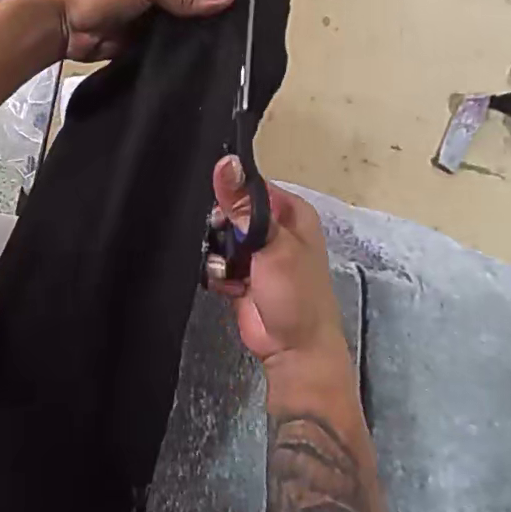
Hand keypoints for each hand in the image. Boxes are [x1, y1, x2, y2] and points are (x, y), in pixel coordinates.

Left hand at [20, 0, 234, 61]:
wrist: (60, 22)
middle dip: (206, 12)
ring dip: (190, 32)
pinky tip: (186, 56)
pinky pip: (169, 42)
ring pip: (185, 22)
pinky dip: (176, 48)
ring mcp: (152, 9)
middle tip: (218, 31)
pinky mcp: (144, 35)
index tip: (225, 8)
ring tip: (203, 45)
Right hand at [205, 155, 344, 364]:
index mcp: (291, 213)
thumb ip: (244, 206)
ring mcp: (256, 254)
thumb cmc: (295, 293)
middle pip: (231, 211)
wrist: (293, 348)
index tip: (215, 204)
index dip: (230, 191)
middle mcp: (274, 228)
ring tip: (225, 268)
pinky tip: (225, 284)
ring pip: (220, 237)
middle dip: (219, 226)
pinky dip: (217, 273)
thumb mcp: (272, 243)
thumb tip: (226, 162)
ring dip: (216, 253)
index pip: (251, 186)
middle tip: (220, 240)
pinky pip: (217, 262)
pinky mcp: (241, 275)